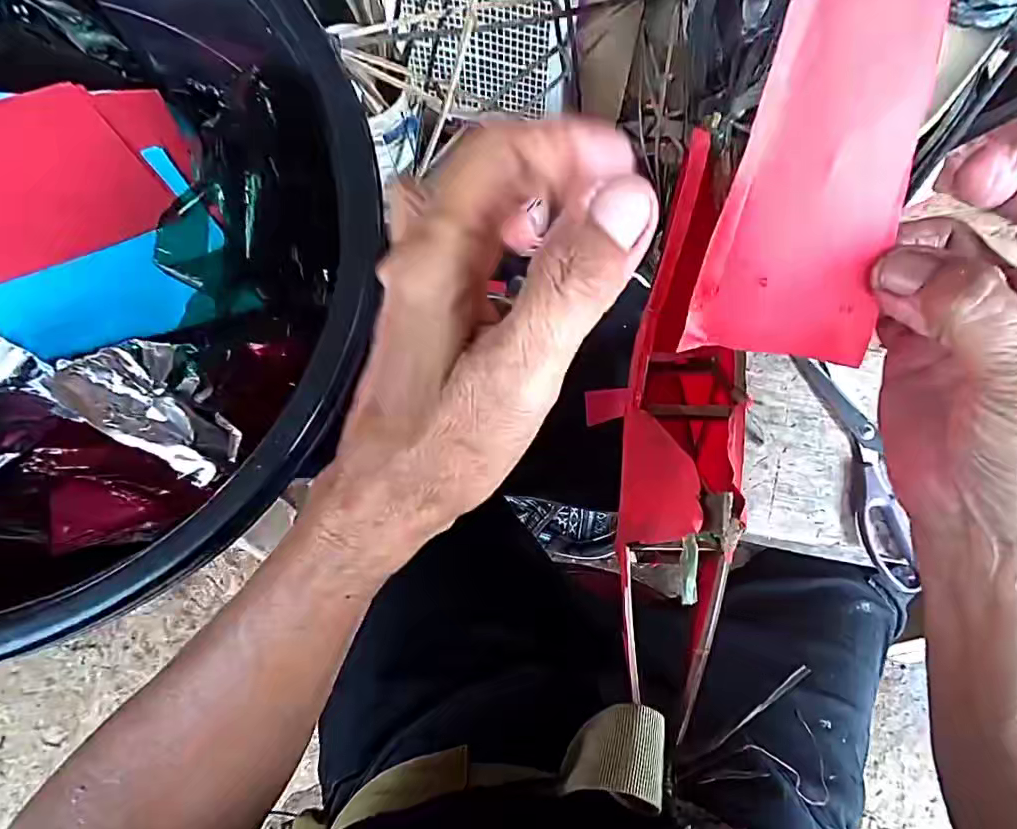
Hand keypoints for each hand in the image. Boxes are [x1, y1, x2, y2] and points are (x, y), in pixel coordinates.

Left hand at [306, 119, 657, 573]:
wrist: (391, 494)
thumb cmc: (446, 448)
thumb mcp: (521, 371)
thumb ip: (571, 285)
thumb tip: (625, 206)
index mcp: (438, 257)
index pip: (501, 153)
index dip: (568, 146)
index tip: (624, 168)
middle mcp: (421, 255)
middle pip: (491, 171)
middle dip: (561, 170)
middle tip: (616, 199)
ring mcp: (424, 280)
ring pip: (485, 206)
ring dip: (543, 202)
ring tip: (590, 228)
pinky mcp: (435, 306)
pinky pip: (481, 246)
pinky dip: (524, 240)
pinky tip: (546, 272)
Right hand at [872, 141, 1016, 570]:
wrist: (979, 526)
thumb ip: (970, 309)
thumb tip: (907, 267)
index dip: (1016, 177)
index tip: (967, 174)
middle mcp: (1014, 304)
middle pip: (971, 233)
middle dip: (932, 234)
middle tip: (896, 252)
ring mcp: (959, 330)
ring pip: (920, 269)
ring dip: (894, 269)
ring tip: (875, 287)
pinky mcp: (914, 358)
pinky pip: (887, 310)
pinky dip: (870, 304)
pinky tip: (863, 311)